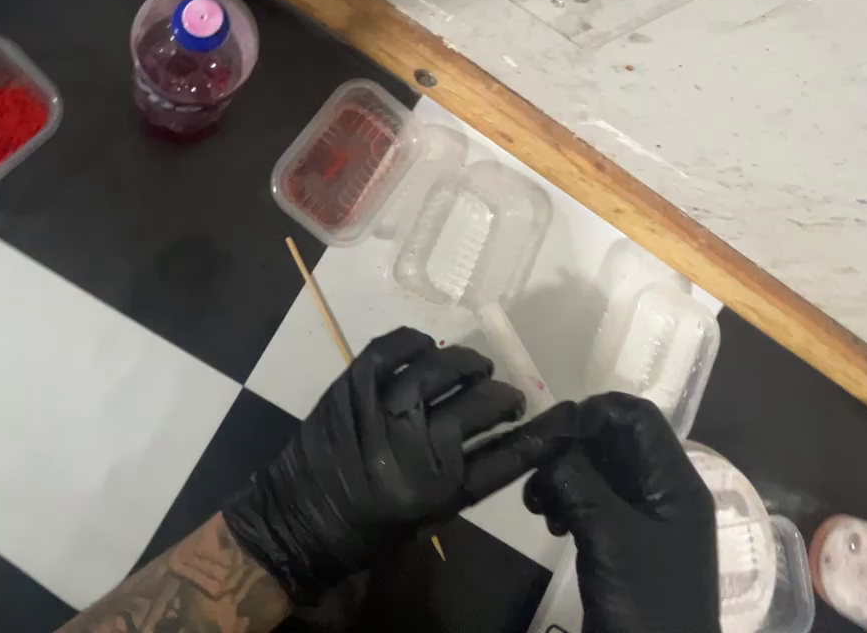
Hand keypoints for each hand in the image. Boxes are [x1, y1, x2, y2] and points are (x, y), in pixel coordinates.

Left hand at [224, 327, 575, 602]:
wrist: (302, 518)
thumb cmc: (372, 525)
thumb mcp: (431, 512)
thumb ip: (471, 472)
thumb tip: (509, 435)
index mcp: (437, 487)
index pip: (506, 455)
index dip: (541, 434)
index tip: (564, 416)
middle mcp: (413, 444)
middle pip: (477, 406)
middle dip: (501, 396)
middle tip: (505, 393)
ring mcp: (379, 407)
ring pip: (439, 369)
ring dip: (465, 363)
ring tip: (474, 366)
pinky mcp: (352, 384)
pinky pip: (391, 347)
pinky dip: (414, 341)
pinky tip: (427, 348)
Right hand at [523, 392, 721, 632]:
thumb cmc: (645, 604)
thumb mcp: (609, 534)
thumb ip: (577, 478)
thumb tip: (546, 442)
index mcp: (675, 482)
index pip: (637, 416)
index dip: (595, 412)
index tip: (553, 431)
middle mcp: (663, 491)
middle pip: (614, 440)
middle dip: (571, 446)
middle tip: (534, 465)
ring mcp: (644, 519)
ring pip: (598, 468)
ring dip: (563, 474)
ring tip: (536, 500)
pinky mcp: (624, 542)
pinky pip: (592, 499)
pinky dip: (566, 499)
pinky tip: (548, 520)